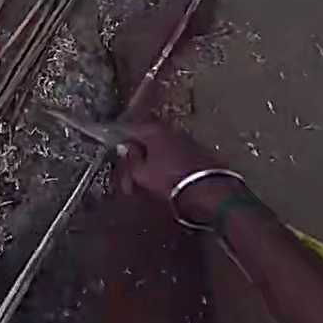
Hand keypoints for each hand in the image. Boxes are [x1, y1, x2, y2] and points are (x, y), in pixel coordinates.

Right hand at [111, 121, 243, 221]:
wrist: (211, 192)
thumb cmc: (170, 180)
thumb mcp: (142, 174)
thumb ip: (130, 159)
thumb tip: (126, 148)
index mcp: (152, 129)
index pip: (127, 129)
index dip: (116, 141)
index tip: (111, 153)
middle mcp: (169, 129)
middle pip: (145, 140)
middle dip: (135, 158)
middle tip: (129, 180)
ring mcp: (186, 141)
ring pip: (160, 150)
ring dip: (151, 164)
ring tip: (146, 186)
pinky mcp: (198, 154)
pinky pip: (174, 158)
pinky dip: (166, 167)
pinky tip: (164, 183)